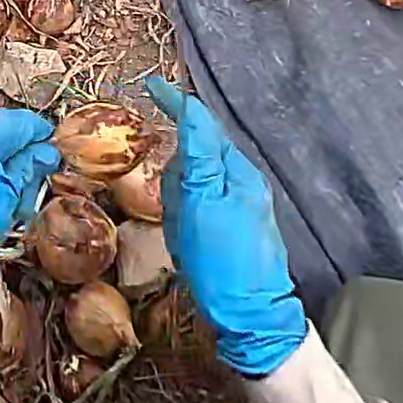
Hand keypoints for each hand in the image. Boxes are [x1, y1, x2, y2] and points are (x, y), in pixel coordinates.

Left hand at [0, 109, 60, 302]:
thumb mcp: (3, 200)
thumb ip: (28, 169)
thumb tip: (47, 153)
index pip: (28, 122)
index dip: (45, 143)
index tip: (52, 166)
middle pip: (7, 129)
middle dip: (22, 156)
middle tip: (29, 193)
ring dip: (0, 164)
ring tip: (3, 200)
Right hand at [146, 79, 307, 376]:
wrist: (251, 317)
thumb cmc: (224, 259)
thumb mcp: (203, 204)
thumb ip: (197, 157)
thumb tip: (191, 110)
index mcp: (235, 170)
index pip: (203, 125)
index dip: (177, 103)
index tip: (151, 85)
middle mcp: (241, 180)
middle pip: (197, 154)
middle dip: (177, 173)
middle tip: (173, 208)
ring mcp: (239, 204)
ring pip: (195, 182)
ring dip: (180, 199)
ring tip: (182, 232)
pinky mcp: (232, 225)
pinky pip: (200, 206)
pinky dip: (187, 215)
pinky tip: (188, 240)